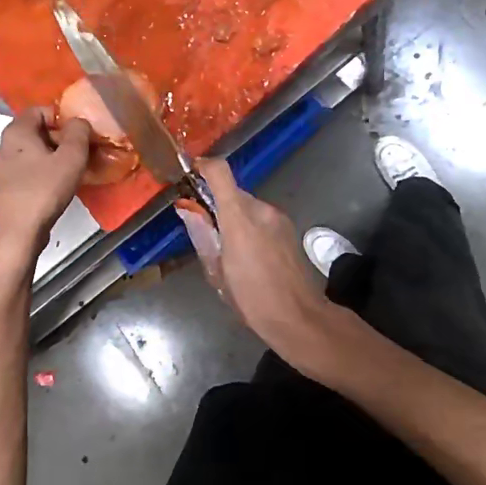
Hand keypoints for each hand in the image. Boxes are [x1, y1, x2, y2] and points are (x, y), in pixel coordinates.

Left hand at [0, 108, 89, 264]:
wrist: (15, 234)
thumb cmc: (43, 190)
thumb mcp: (71, 157)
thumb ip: (79, 132)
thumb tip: (79, 122)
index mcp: (16, 131)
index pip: (40, 109)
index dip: (62, 117)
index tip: (80, 134)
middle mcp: (4, 144)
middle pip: (38, 130)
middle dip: (62, 138)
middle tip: (82, 153)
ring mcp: (3, 167)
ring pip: (35, 152)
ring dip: (56, 157)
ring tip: (75, 171)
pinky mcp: (6, 187)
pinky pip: (30, 170)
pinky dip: (46, 172)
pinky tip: (59, 187)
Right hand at [192, 157, 338, 366]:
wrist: (298, 317)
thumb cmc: (251, 299)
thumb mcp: (216, 272)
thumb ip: (202, 235)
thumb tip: (187, 209)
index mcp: (239, 217)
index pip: (220, 173)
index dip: (204, 167)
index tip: (191, 172)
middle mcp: (261, 209)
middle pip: (233, 192)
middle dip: (218, 205)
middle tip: (207, 230)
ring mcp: (278, 217)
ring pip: (248, 206)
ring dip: (235, 218)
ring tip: (230, 250)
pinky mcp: (289, 228)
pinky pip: (262, 218)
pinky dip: (251, 227)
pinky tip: (250, 255)